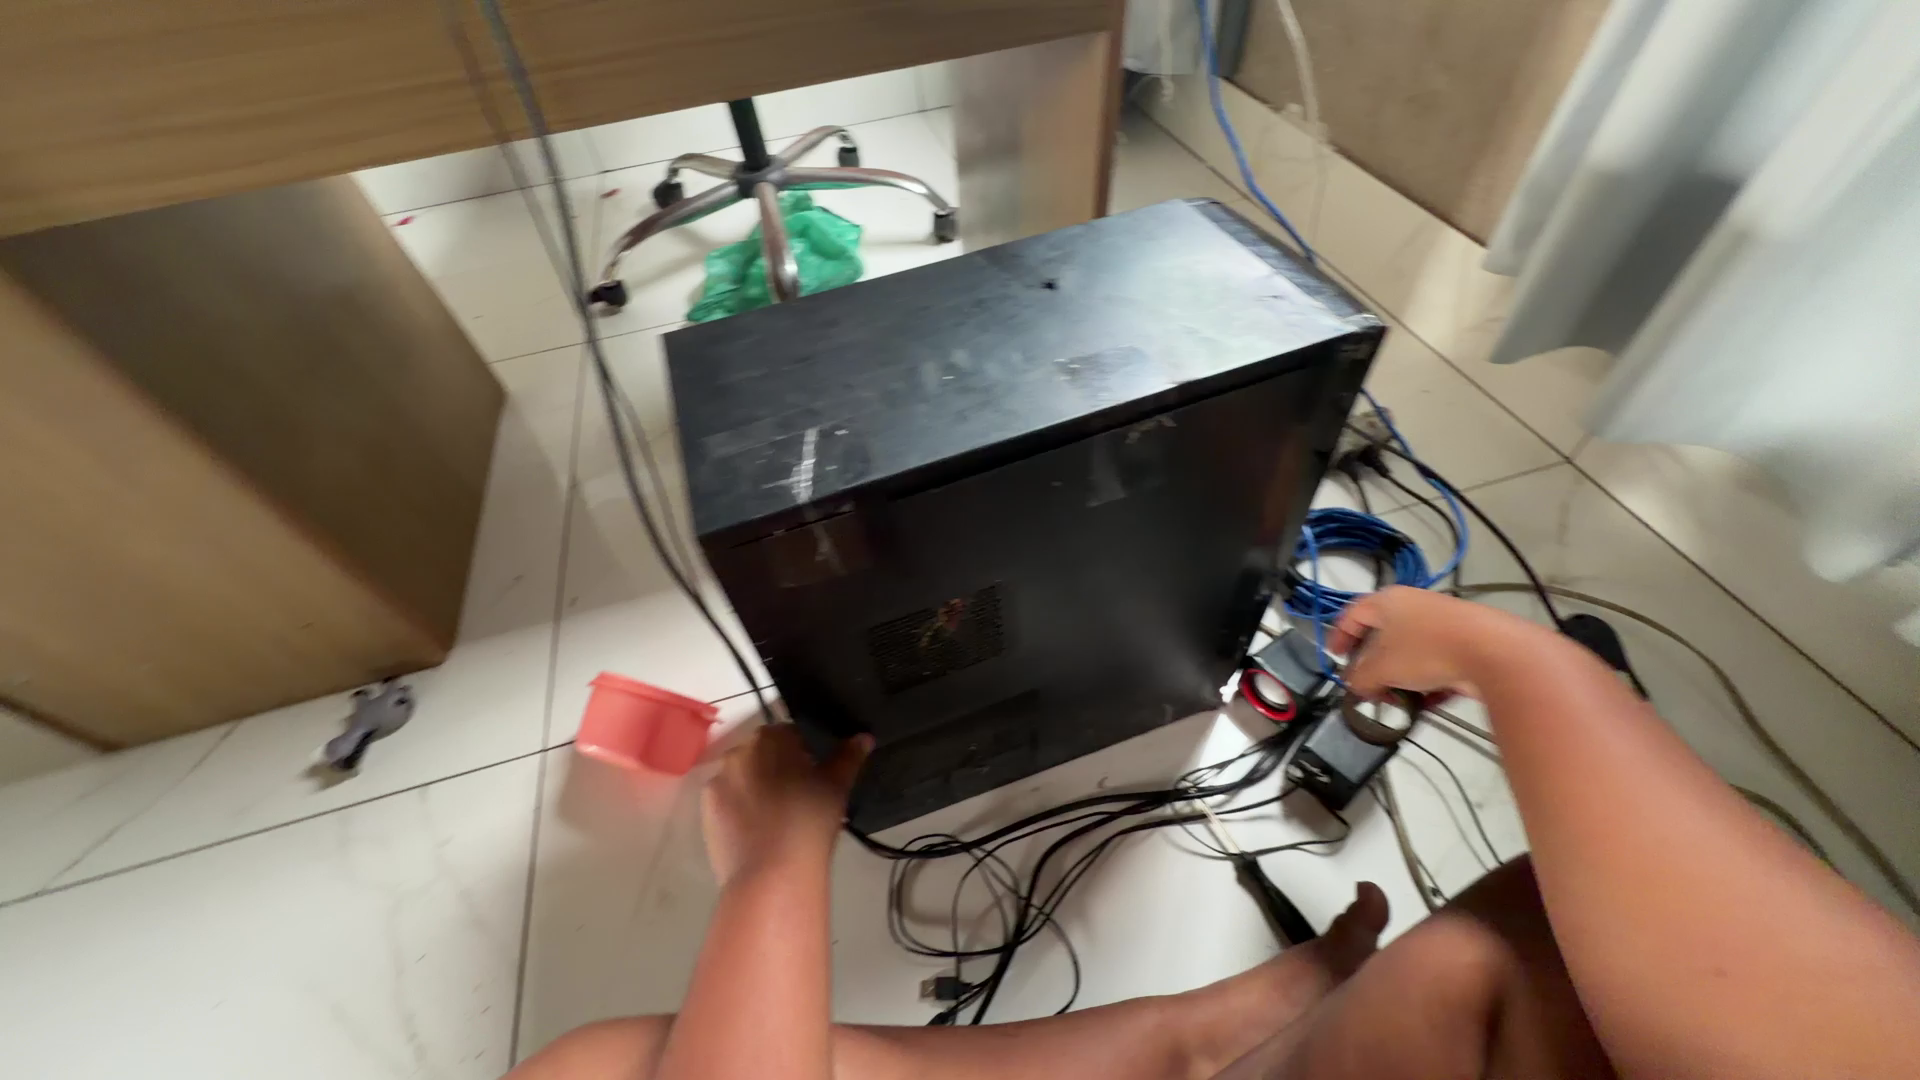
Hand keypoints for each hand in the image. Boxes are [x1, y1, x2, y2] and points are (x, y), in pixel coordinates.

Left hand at [701, 725, 870, 887]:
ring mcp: (718, 781)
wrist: (771, 874)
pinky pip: (727, 800)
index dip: (804, 751)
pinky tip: (755, 829)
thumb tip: (864, 737)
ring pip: (742, 775)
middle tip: (797, 795)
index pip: (790, 733)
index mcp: (772, 737)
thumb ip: (849, 756)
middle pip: (762, 752)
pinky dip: (739, 808)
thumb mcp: (837, 786)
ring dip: (755, 785)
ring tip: (774, 816)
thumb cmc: (810, 820)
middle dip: (776, 766)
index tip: (814, 773)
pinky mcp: (705, 810)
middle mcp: (739, 751)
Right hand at [1330, 586, 1542, 699]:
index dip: (1339, 636)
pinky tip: (1426, 703)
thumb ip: (1360, 678)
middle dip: (1372, 665)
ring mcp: (1444, 623)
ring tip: (1398, 701)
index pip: (1352, 615)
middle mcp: (1414, 606)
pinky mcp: (1468, 643)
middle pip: (1383, 636)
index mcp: (1388, 601)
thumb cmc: (1427, 650)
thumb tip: (1357, 687)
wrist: (1496, 653)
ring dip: (1400, 677)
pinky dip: (1428, 681)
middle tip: (1367, 686)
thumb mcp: (1382, 668)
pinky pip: (1437, 662)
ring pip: (1411, 652)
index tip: (1334, 656)